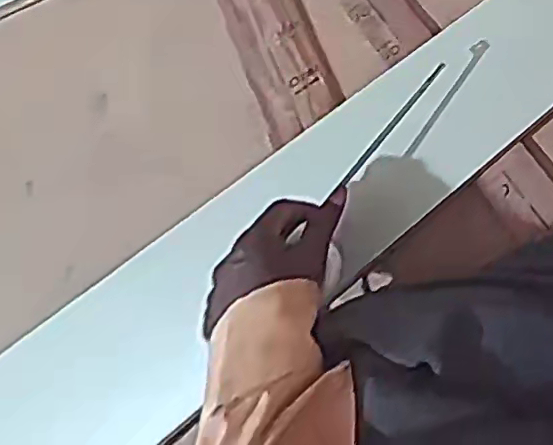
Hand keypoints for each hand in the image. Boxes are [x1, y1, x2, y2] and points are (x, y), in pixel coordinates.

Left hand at [203, 190, 344, 337]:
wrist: (257, 353)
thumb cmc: (280, 301)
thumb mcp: (312, 253)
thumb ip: (325, 222)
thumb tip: (335, 199)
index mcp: (253, 239)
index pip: (282, 210)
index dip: (306, 211)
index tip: (319, 220)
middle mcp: (232, 261)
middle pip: (263, 238)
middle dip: (286, 240)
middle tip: (307, 251)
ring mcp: (221, 291)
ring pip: (249, 268)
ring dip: (269, 269)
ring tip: (292, 283)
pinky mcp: (217, 318)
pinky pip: (237, 297)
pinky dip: (255, 296)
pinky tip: (272, 309)